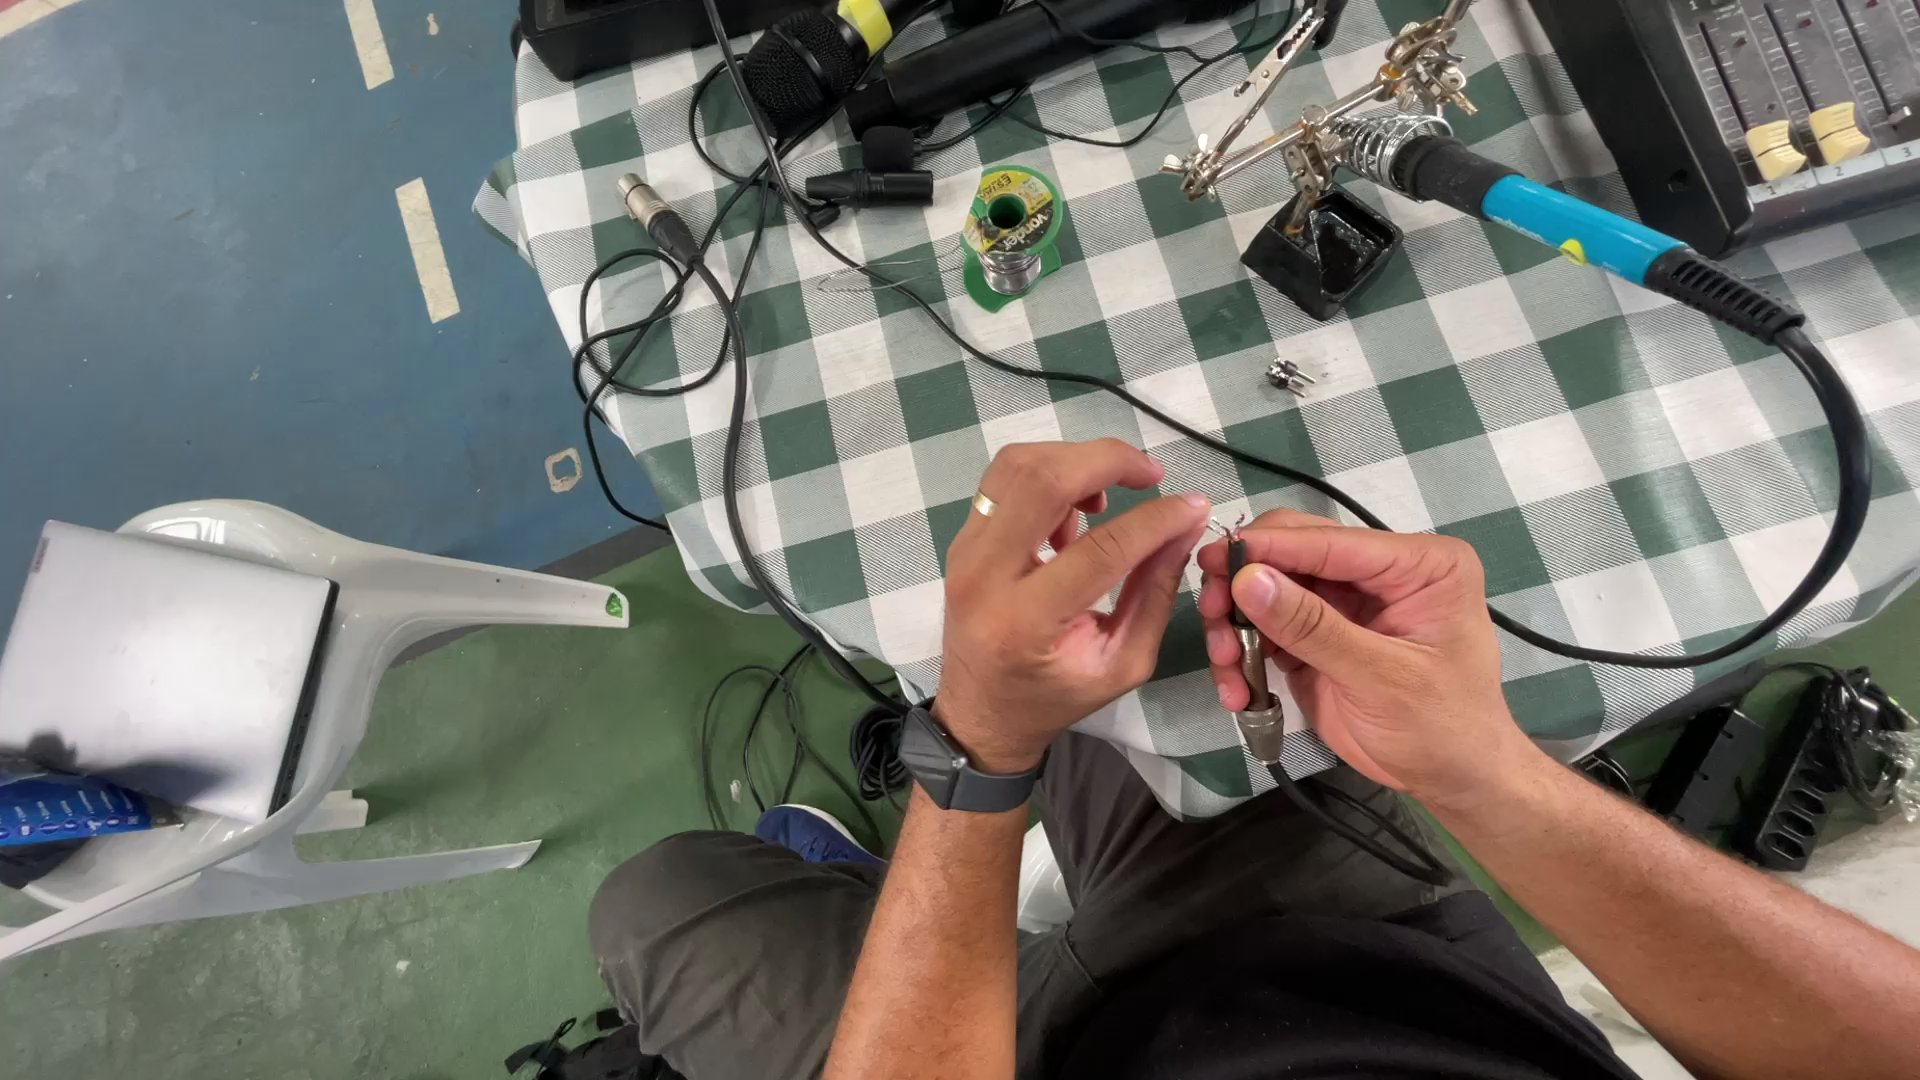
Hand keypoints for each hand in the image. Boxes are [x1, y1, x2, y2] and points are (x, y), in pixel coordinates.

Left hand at [936, 439, 1210, 773]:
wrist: (980, 712)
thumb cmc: (1053, 698)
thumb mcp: (1121, 663)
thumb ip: (1155, 593)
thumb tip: (1184, 525)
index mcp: (1026, 621)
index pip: (1099, 548)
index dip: (1154, 520)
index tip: (1191, 506)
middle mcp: (985, 575)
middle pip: (1042, 479)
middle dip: (1108, 460)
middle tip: (1150, 474)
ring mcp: (965, 551)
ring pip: (1017, 465)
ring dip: (1072, 462)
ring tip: (1106, 499)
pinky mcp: (962, 539)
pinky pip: (1004, 482)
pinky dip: (1046, 477)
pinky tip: (1071, 514)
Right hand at [1197, 509, 1540, 810]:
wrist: (1450, 781)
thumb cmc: (1439, 727)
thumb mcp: (1380, 676)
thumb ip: (1311, 626)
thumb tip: (1246, 579)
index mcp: (1415, 564)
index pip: (1327, 541)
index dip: (1265, 548)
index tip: (1210, 561)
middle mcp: (1374, 570)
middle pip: (1286, 552)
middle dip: (1241, 584)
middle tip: (1211, 616)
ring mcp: (1339, 600)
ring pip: (1262, 586)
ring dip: (1234, 623)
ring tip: (1226, 664)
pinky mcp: (1311, 630)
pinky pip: (1260, 624)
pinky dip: (1241, 652)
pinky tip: (1237, 688)